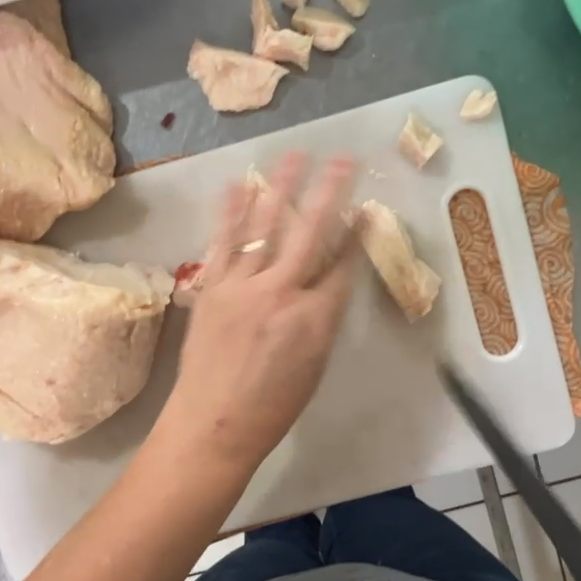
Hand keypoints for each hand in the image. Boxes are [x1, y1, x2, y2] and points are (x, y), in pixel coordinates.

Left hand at [157, 152, 358, 467]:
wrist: (213, 425)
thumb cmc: (271, 408)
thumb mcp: (314, 366)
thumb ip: (321, 320)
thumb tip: (324, 286)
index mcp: (317, 320)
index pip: (343, 265)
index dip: (357, 234)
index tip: (368, 207)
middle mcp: (283, 294)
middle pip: (311, 234)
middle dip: (330, 193)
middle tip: (343, 160)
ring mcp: (243, 288)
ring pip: (267, 228)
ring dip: (282, 189)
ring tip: (293, 155)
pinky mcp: (212, 289)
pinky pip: (224, 244)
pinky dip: (231, 214)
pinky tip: (238, 186)